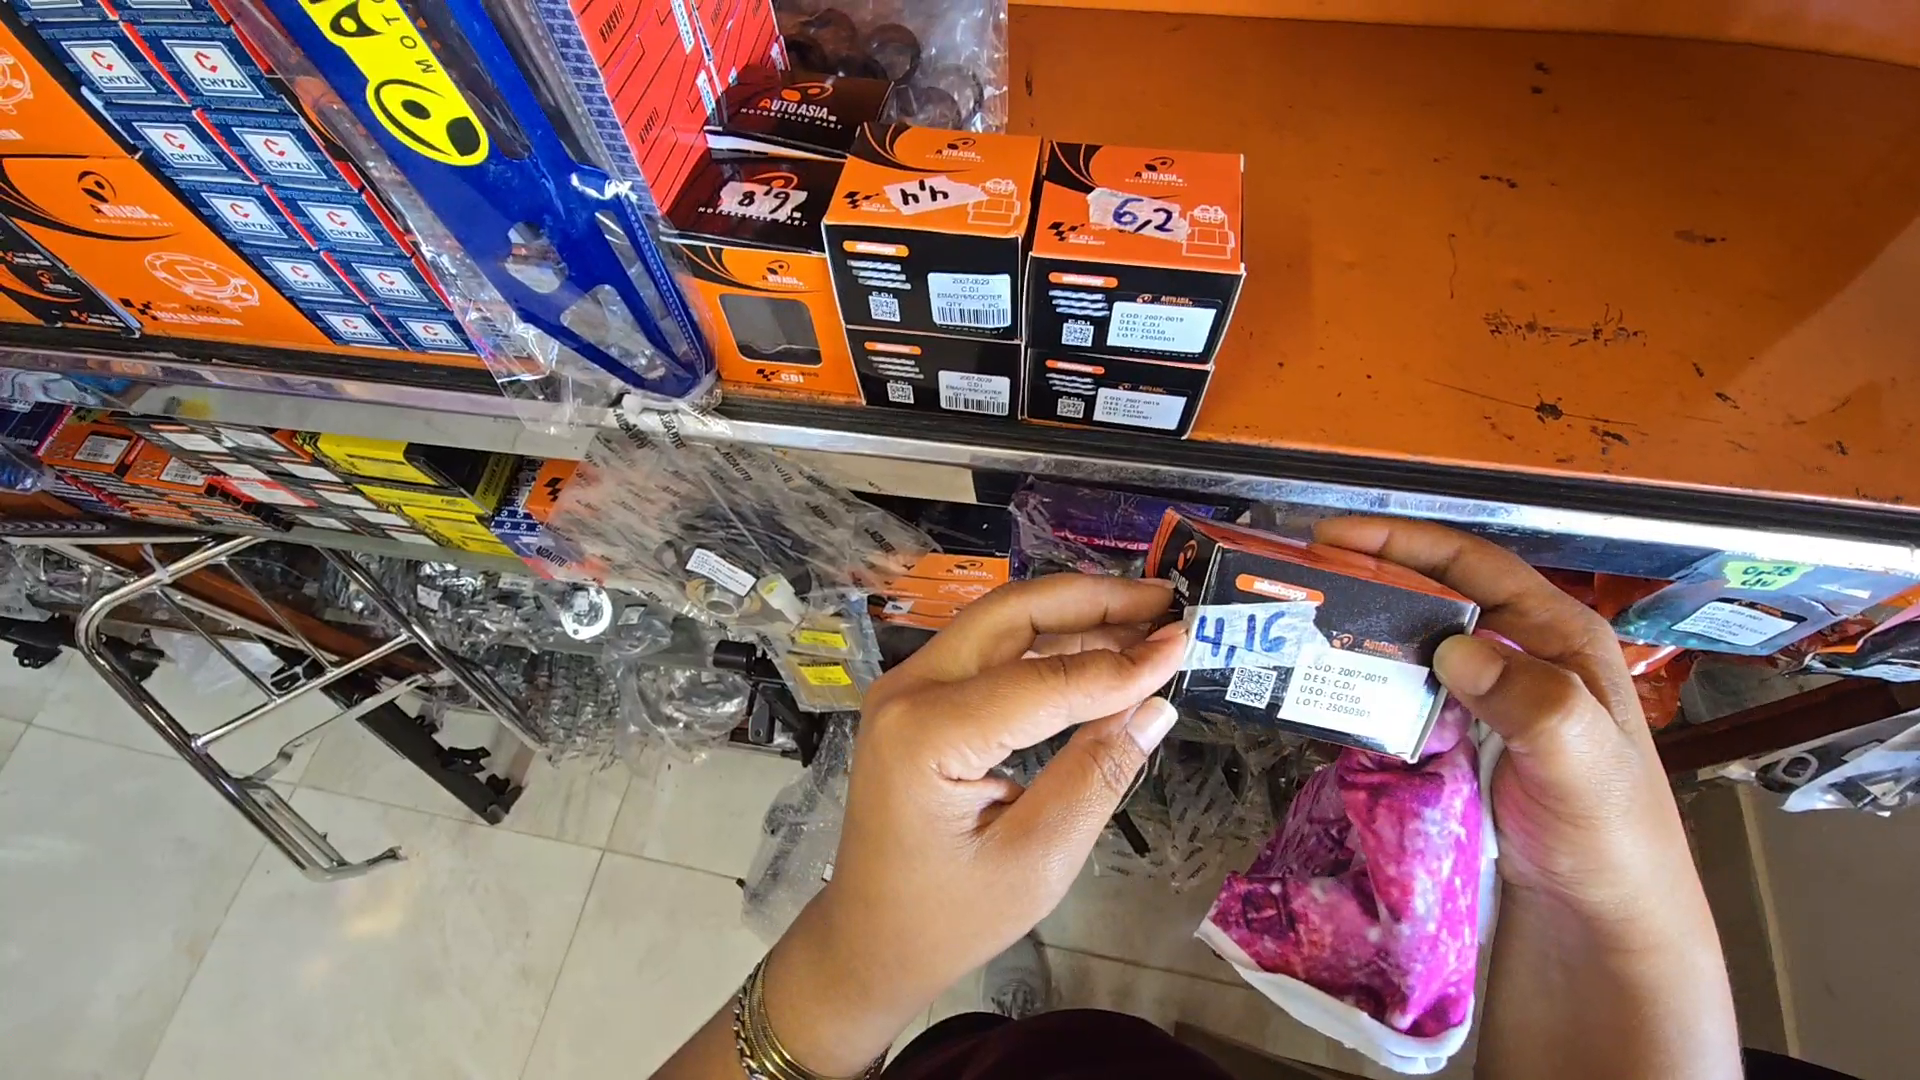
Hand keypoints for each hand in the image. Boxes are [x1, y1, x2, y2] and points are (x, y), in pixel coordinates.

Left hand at [763, 575, 1186, 1073]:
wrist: (870, 938)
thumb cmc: (948, 917)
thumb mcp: (1036, 860)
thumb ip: (1096, 774)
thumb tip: (1156, 705)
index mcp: (926, 733)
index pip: (1042, 680)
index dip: (1120, 663)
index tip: (1184, 644)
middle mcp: (908, 689)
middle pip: (1012, 614)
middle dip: (1093, 601)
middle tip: (1165, 601)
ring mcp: (908, 686)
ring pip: (1001, 622)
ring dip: (1073, 616)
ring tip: (1144, 620)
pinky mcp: (919, 696)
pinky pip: (990, 651)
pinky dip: (1047, 644)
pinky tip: (1097, 651)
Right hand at [1313, 516, 1693, 923]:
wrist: (1591, 922)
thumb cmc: (1608, 841)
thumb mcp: (1588, 770)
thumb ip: (1537, 704)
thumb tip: (1453, 647)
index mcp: (1552, 637)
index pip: (1471, 565)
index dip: (1401, 542)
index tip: (1334, 536)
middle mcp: (1508, 653)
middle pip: (1426, 595)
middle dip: (1363, 577)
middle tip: (1298, 576)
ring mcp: (1472, 694)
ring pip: (1402, 641)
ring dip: (1352, 628)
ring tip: (1295, 621)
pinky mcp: (1441, 731)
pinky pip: (1390, 690)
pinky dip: (1353, 678)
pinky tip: (1318, 680)